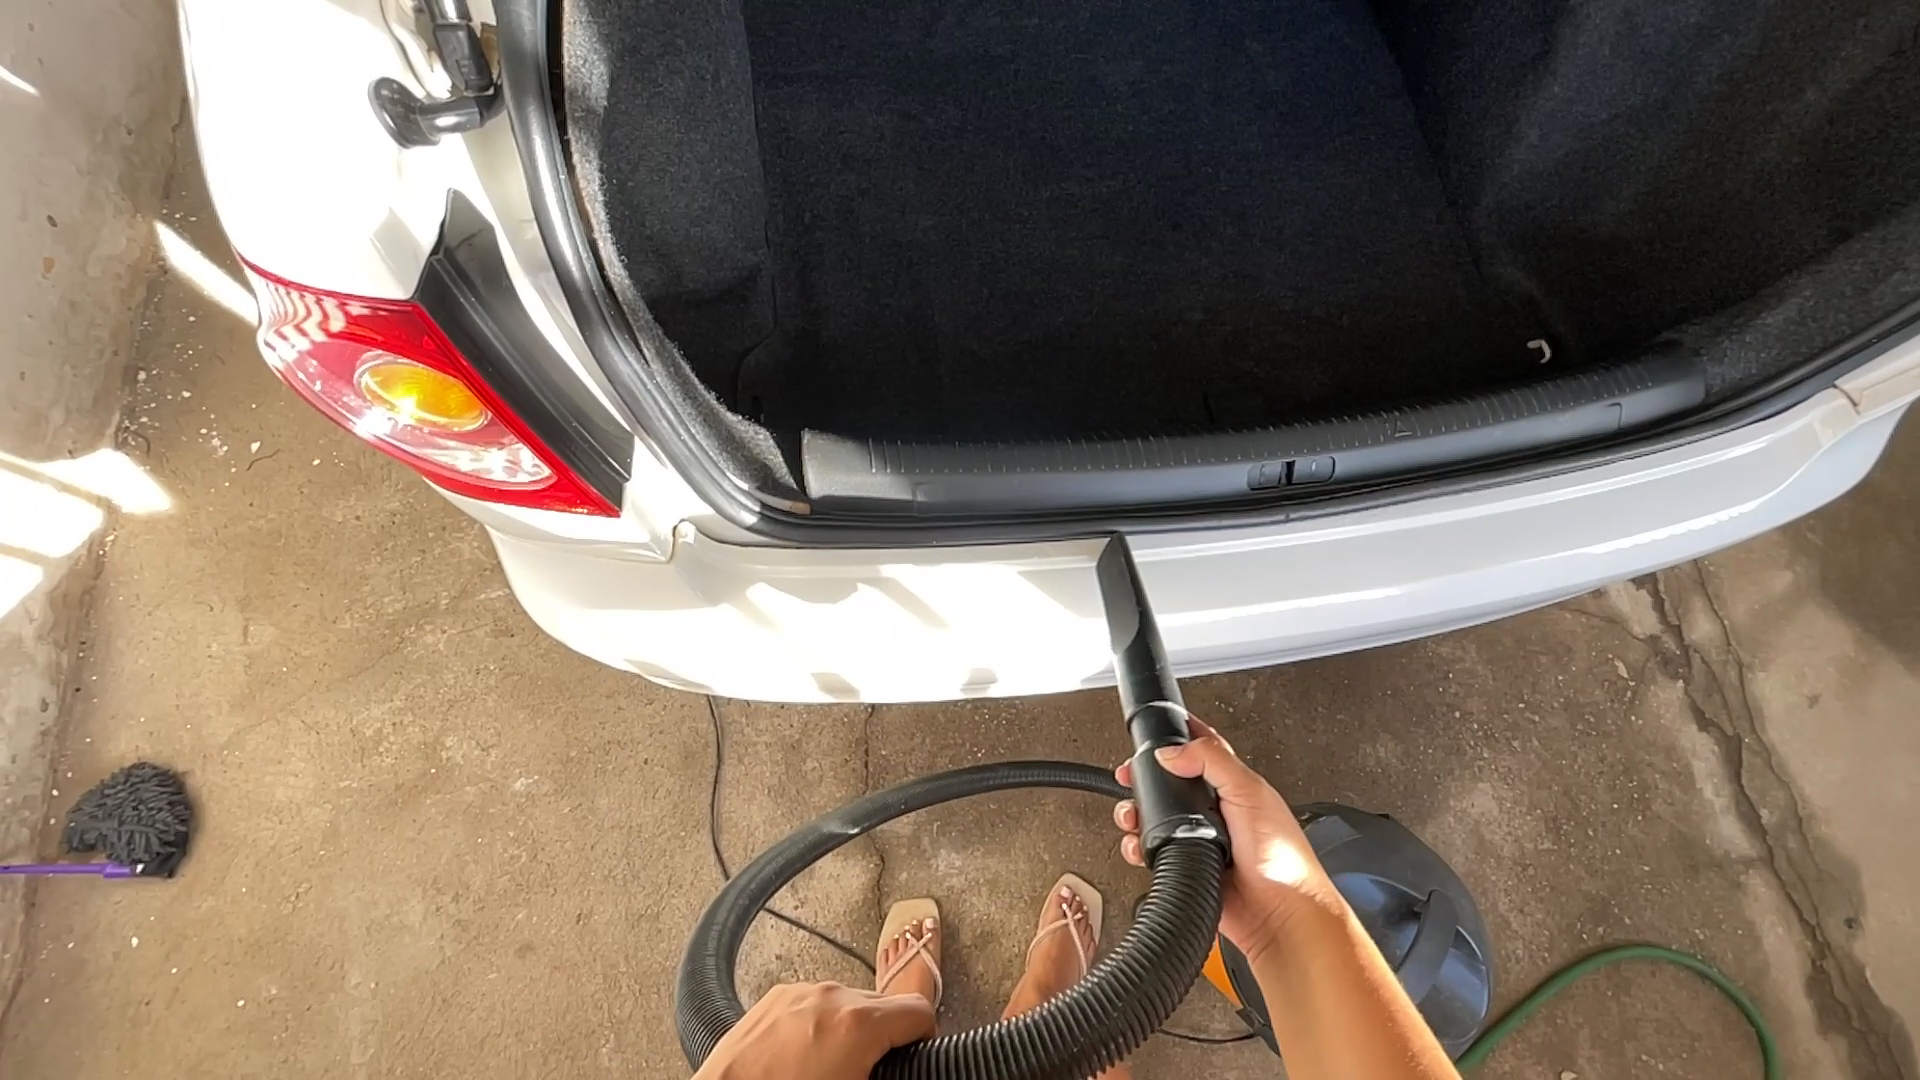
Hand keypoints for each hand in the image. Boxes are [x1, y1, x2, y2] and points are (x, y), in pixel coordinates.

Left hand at [692, 982, 934, 1079]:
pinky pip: (814, 1003)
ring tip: (828, 1068)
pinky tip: (802, 1058)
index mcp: (859, 1024)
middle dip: (883, 1037)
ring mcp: (802, 992)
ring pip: (847, 1004)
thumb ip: (887, 1072)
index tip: (916, 1054)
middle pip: (882, 1005)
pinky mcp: (777, 996)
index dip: (924, 1037)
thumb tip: (897, 1066)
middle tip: (869, 1072)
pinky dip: (818, 1025)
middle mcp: (833, 997)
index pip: (919, 1010)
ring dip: (849, 1030)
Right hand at [1114, 717, 1347, 964]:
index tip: (1157, 729)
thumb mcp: (1250, 793)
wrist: (1280, 917)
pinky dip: (1137, 847)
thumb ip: (1212, 761)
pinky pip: (1151, 850)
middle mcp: (1214, 809)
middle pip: (1168, 781)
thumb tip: (1170, 752)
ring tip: (1131, 815)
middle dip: (1144, 777)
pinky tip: (1138, 846)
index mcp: (1233, 784)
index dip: (1179, 734)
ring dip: (1136, 813)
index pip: (1202, 748)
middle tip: (1129, 775)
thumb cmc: (1283, 860)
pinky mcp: (1185, 863)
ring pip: (1154, 815)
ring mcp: (1198, 836)